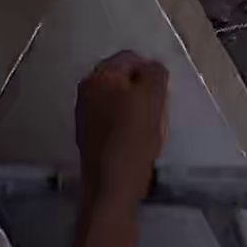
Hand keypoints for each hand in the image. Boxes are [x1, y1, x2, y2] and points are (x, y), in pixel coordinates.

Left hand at [76, 51, 168, 205]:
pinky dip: (127, 125)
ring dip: (136, 108)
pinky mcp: (90, 139)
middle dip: (142, 89)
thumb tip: (151, 69)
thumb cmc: (132, 137)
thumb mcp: (153, 94)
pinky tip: (137, 140)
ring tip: (149, 126)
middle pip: (123, 79)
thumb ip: (155, 71)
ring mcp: (85, 117)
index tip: (161, 88)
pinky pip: (114, 120)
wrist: (112, 188)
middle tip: (156, 106)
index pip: (130, 58)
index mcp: (98, 77)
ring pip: (119, 100)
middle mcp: (86, 93)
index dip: (150, 70)